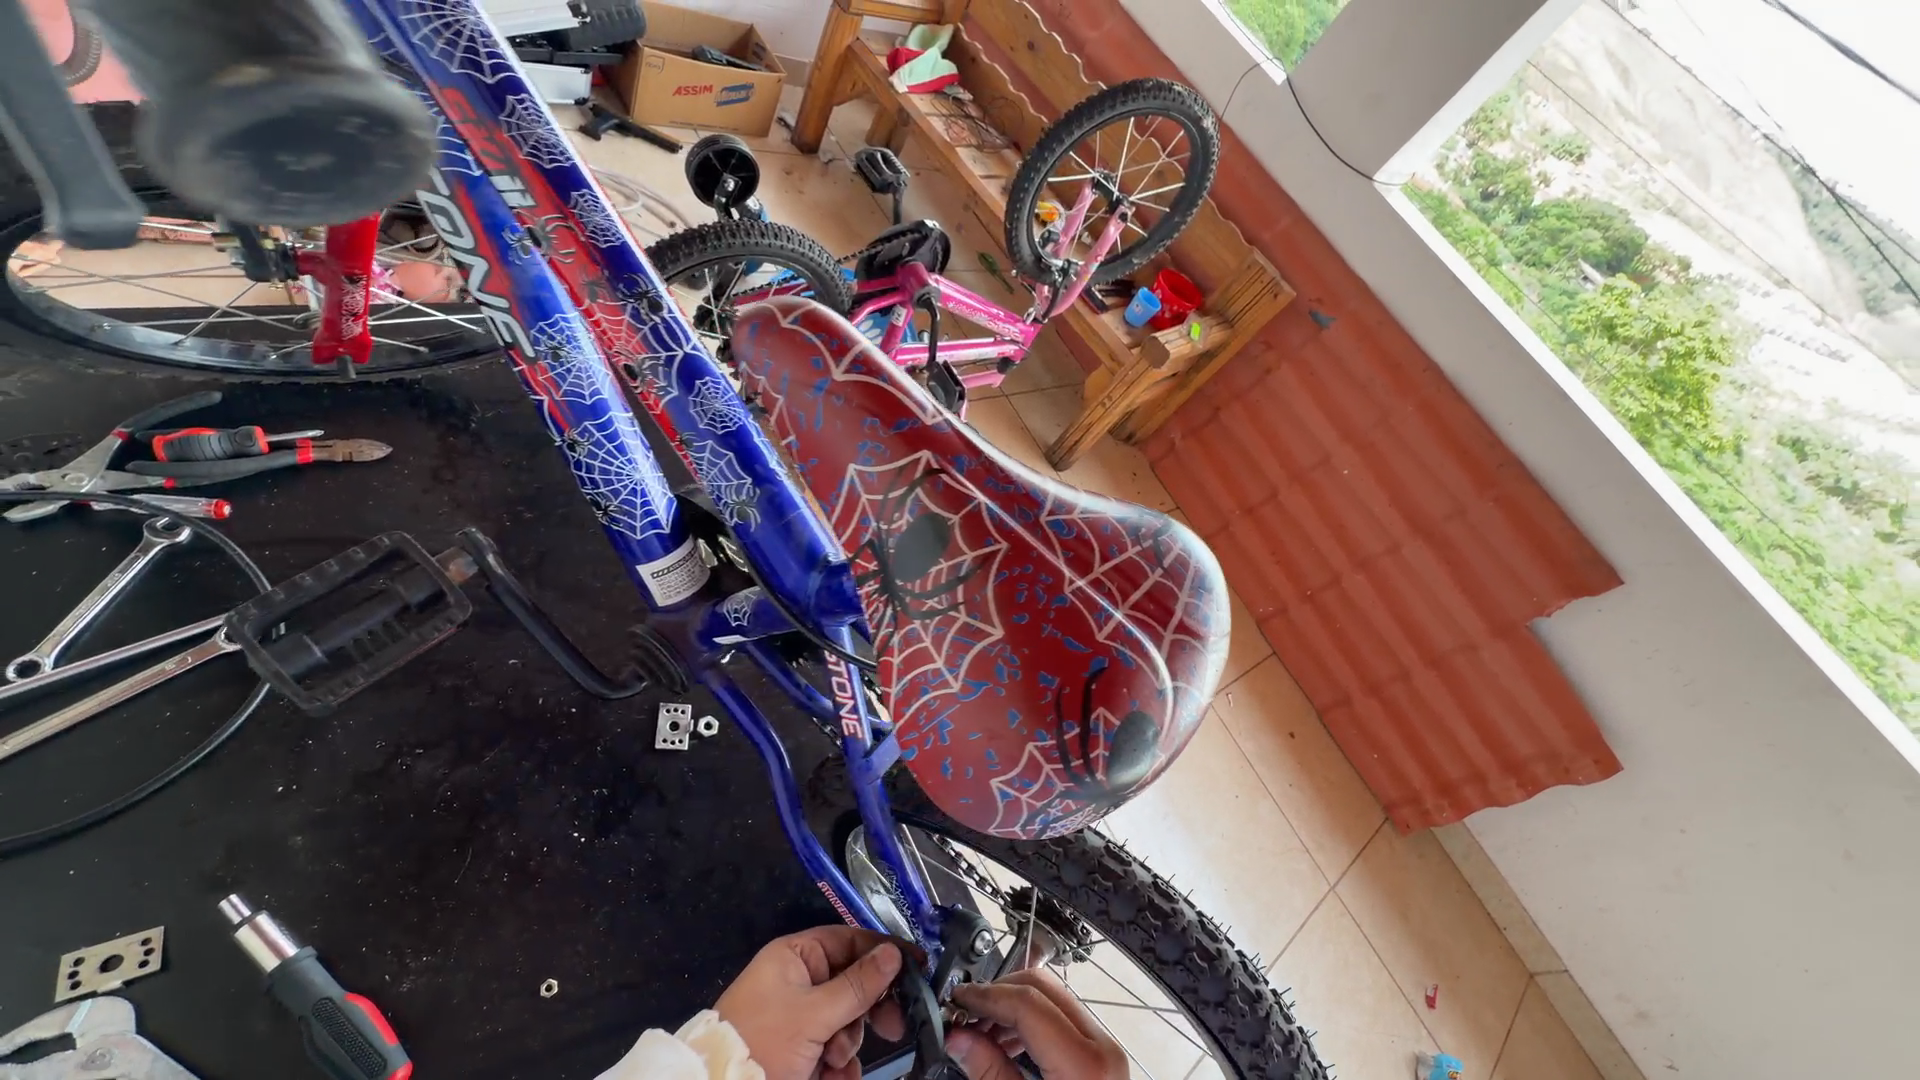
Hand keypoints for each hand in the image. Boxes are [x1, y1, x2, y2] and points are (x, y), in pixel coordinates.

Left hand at [715, 925, 906, 1079]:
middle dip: (866, 1010)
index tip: (917, 967)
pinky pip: (833, 1047)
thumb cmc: (764, 1042)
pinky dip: (837, 1065)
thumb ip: (858, 985)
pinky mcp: (799, 1048)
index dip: (883, 952)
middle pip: (852, 982)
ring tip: (832, 1062)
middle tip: (894, 1026)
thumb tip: (895, 953)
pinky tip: (832, 1077)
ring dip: (847, 1043)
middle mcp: (799, 979)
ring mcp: (799, 1015)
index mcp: (796, 956)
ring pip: (846, 1019)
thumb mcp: (813, 1015)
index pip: (849, 941)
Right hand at [945, 970, 1126, 1079]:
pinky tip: (1005, 1043)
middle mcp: (1102, 1045)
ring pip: (1052, 999)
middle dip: (998, 994)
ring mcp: (1106, 1048)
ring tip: (979, 1032)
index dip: (986, 996)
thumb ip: (990, 1073)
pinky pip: (1062, 1019)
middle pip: (1042, 989)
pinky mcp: (1102, 1057)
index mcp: (1085, 1062)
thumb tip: (957, 1037)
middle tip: (965, 1013)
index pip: (1027, 1002)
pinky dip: (1030, 1022)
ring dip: (1012, 1006)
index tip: (956, 1001)